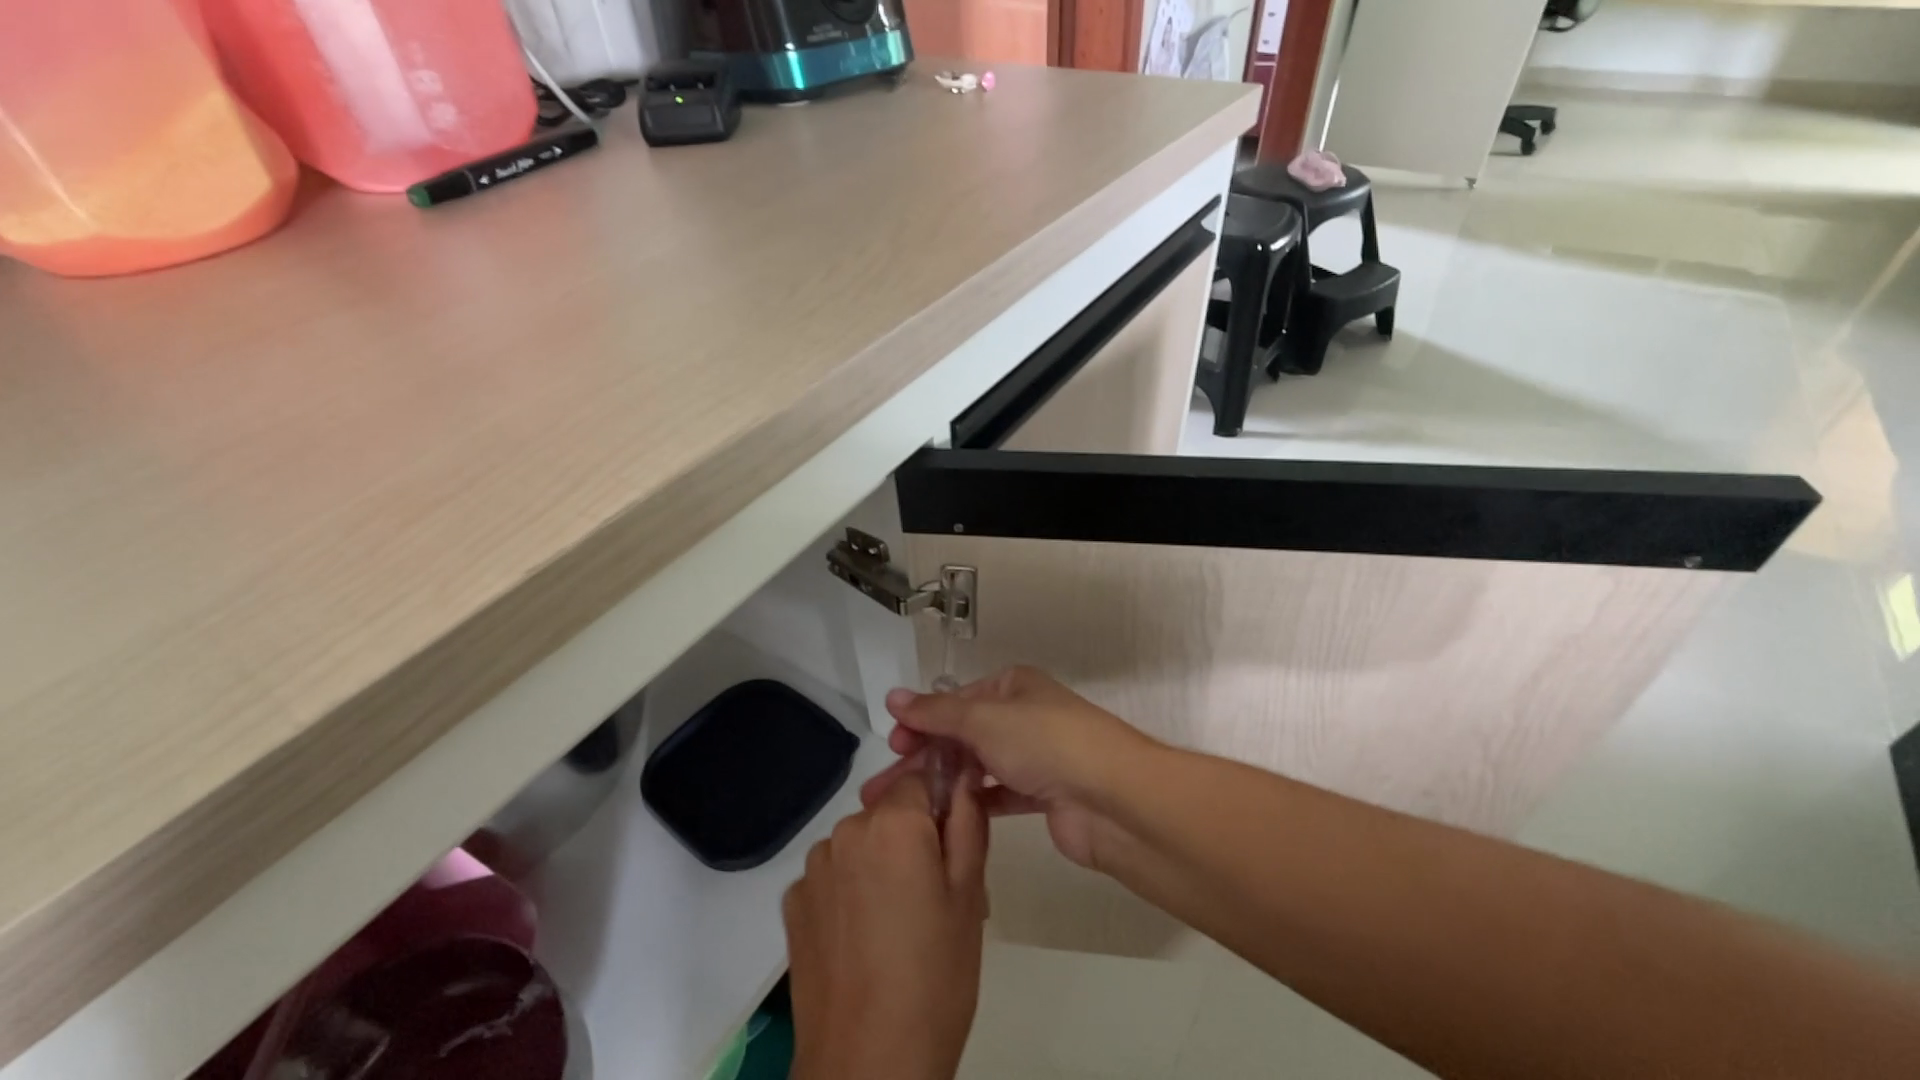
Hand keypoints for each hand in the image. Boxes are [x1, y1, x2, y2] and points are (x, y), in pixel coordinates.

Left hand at [784, 768, 987, 1079]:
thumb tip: (965, 775)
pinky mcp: (792, 904)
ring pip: (859, 845)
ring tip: (899, 926)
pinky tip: (864, 940)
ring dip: (879, 865)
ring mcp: (813, 869)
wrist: (869, 1061)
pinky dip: (849, 894)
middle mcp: (845, 832)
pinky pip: (832, 878)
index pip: (922, 779)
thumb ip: (968, 823)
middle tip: (936, 896)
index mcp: (893, 823)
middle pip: (888, 813)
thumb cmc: (936, 976)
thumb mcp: (969, 896)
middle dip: (912, 839)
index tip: (955, 845)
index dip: (942, 805)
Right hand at [864, 666, 1158, 869]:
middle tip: (886, 784)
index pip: (956, 699)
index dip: (922, 719)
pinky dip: (972, 802)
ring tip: (905, 806)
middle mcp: (1024, 716)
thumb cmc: (1045, 743)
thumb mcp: (983, 718)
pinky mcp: (1042, 796)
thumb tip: (892, 696)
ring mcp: (1035, 757)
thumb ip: (936, 712)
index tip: (892, 745)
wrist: (1111, 798)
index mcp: (1013, 686)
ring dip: (943, 781)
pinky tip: (943, 816)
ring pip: (978, 766)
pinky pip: (997, 795)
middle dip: (925, 755)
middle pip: (964, 733)